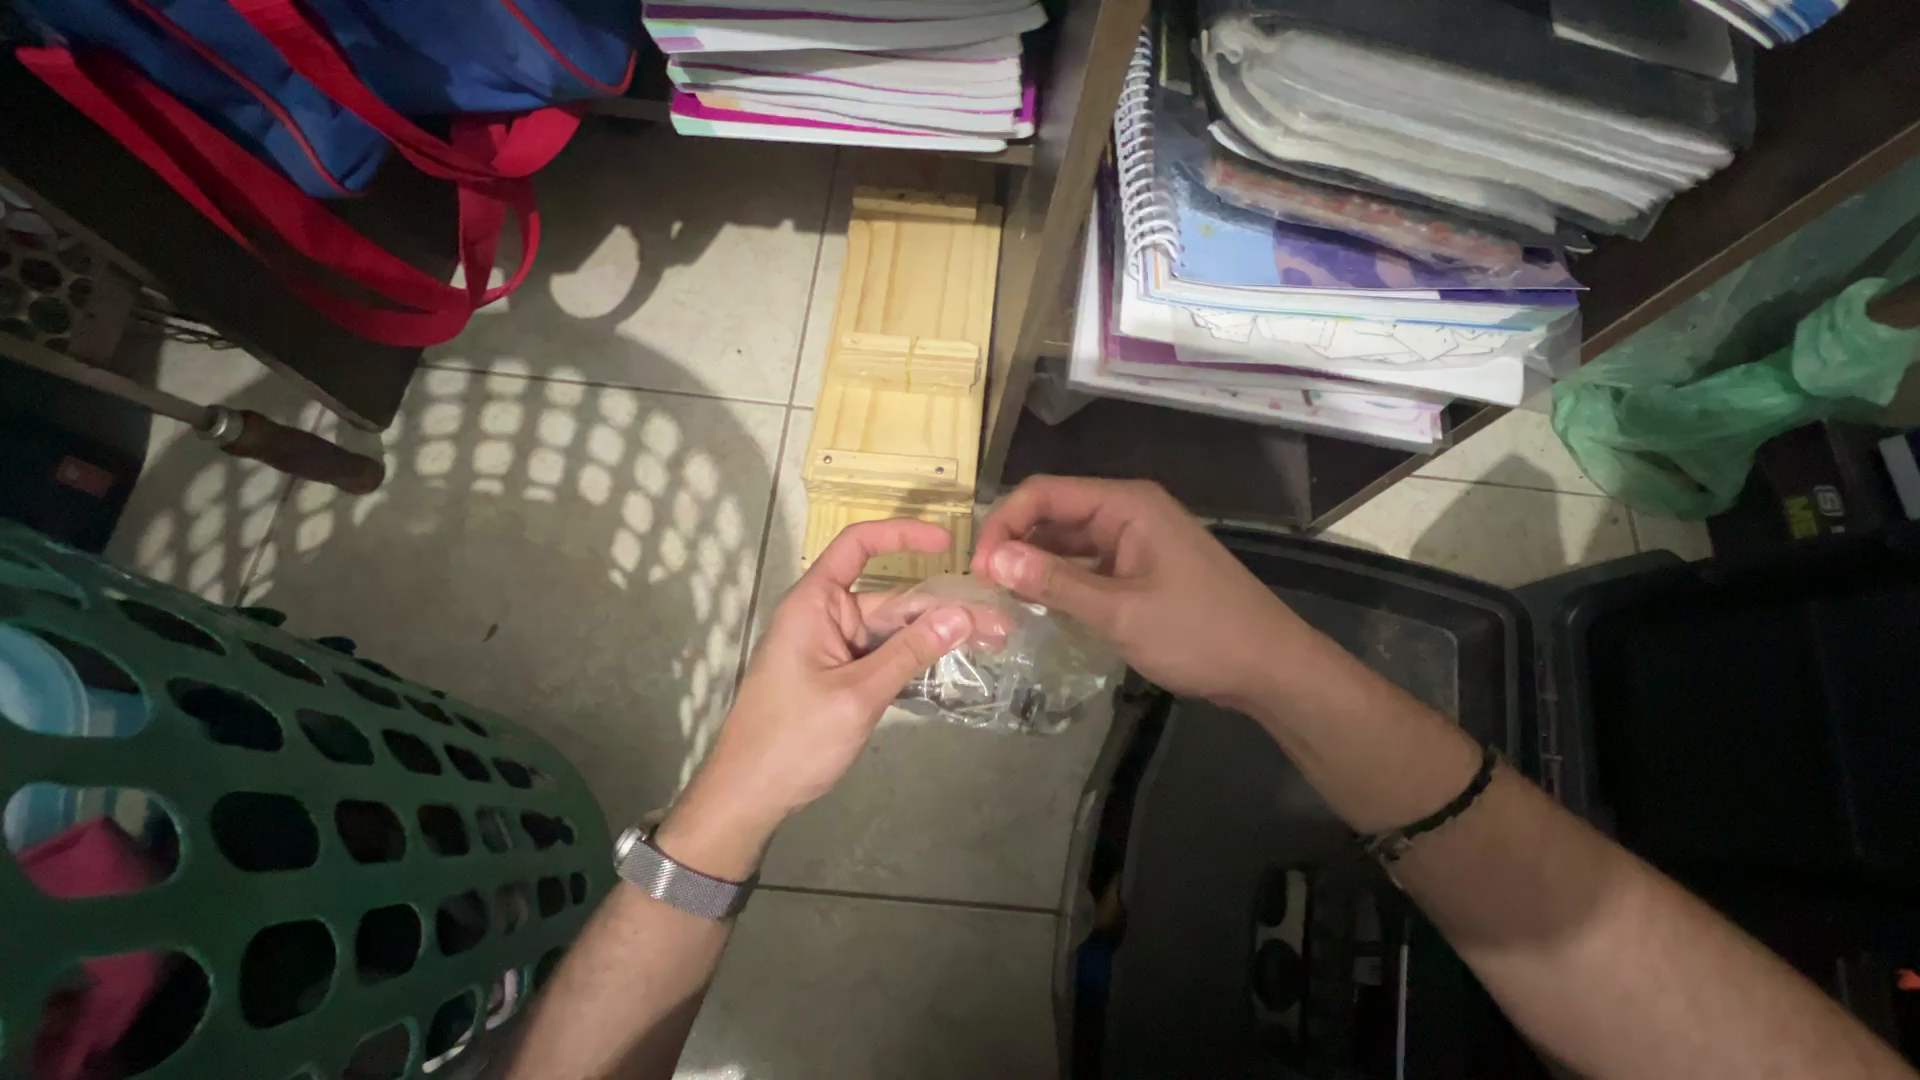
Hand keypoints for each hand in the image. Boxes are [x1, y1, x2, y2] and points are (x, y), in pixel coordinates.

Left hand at [657, 520, 972, 878]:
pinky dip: (916, 658)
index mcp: (815, 604)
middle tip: (997, 622)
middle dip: (942, 608)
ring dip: (936, 636)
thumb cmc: (792, 739)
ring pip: (893, 631)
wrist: (749, 797)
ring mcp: (834, 648)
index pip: (857, 546)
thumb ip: (910, 652)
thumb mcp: (857, 694)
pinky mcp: (841, 676)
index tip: (947, 543)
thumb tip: (962, 616)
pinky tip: (957, 662)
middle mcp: (825, 617)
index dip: (901, 535)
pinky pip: (884, 656)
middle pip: (890, 598)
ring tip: (991, 641)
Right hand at [971, 476, 1310, 709]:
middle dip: (1014, 543)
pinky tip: (1038, 605)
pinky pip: (1087, 563)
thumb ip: (1054, 583)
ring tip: (1000, 598)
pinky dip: (1061, 580)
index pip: (1044, 493)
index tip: (978, 569)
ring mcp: (1136, 539)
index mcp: (1127, 504)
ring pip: (1068, 540)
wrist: (1269, 667)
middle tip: (982, 588)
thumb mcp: (1120, 611)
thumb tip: (991, 559)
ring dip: (1034, 564)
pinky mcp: (1140, 567)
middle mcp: (1129, 511)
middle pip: (1054, 512)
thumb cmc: (1200, 634)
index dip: (1003, 523)